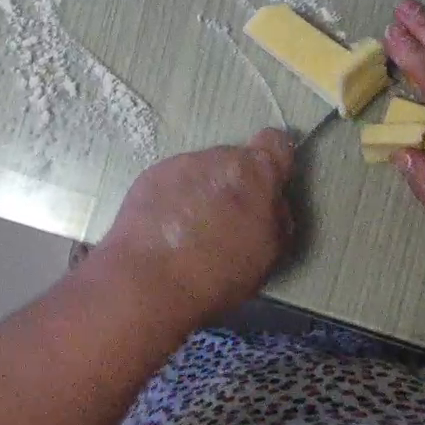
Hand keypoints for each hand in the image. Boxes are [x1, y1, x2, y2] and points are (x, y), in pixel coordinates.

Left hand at [96, 129, 297, 317]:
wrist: (148, 281)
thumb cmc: (218, 274)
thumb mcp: (269, 254)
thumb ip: (274, 216)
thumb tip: (269, 202)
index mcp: (254, 173)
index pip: (276, 142)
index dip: (273, 160)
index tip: (265, 184)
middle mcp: (217, 157)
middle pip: (233, 161)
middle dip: (232, 185)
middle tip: (222, 223)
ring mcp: (179, 163)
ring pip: (200, 171)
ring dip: (201, 191)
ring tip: (189, 230)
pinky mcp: (148, 174)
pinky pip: (171, 181)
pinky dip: (172, 198)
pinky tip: (165, 229)